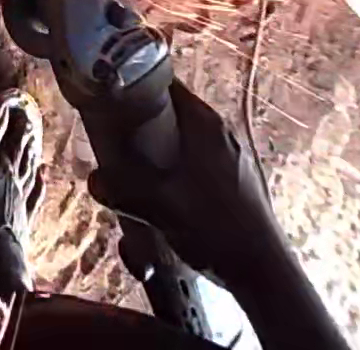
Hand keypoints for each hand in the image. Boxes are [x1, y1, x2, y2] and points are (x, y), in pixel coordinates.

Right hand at [86, 82, 285, 285]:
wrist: (266, 274)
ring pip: (186, 137)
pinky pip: (199, 158)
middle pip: (174, 111)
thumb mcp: (163, 207)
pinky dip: (179, 165)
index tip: (113, 97)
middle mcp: (220, 130)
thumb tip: (93, 180)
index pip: (167, 84)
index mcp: (204, 122)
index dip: (138, 85)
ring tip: (139, 170)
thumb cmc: (215, 228)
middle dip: (146, 123)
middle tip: (119, 139)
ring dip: (162, 149)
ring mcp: (232, 153)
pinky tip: (168, 194)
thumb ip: (125, 190)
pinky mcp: (238, 177)